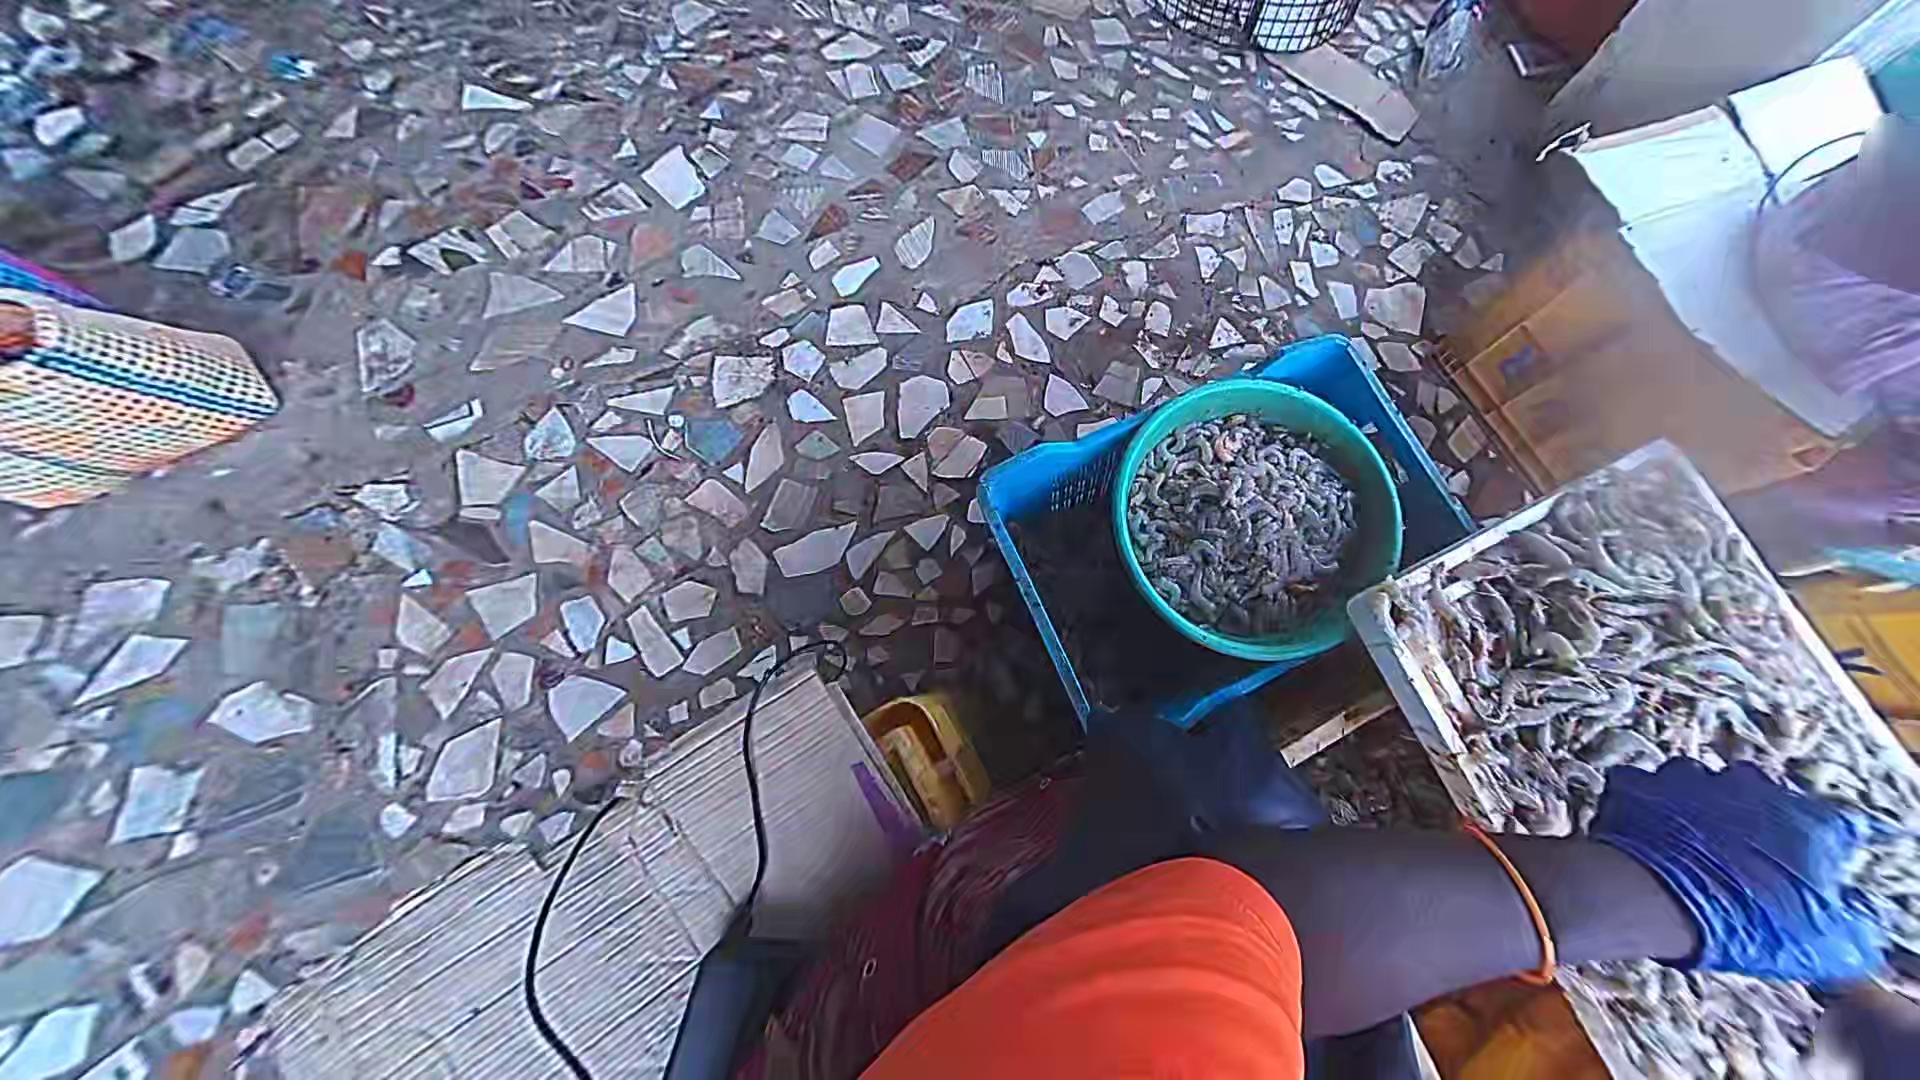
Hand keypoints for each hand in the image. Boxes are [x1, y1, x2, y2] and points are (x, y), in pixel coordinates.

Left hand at [1588, 758, 1884, 982]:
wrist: (1659, 899)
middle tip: (1744, 834)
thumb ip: (1849, 913)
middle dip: (1752, 803)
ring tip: (1687, 822)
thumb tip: (1852, 907)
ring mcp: (1682, 780)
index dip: (1822, 835)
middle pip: (1755, 783)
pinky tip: (1638, 815)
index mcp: (1808, 822)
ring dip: (1692, 792)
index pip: (1833, 818)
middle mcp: (1745, 789)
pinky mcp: (1631, 782)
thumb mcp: (1831, 940)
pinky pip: (1636, 779)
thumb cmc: (1750, 922)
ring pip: (1692, 773)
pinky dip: (1639, 794)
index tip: (1813, 850)